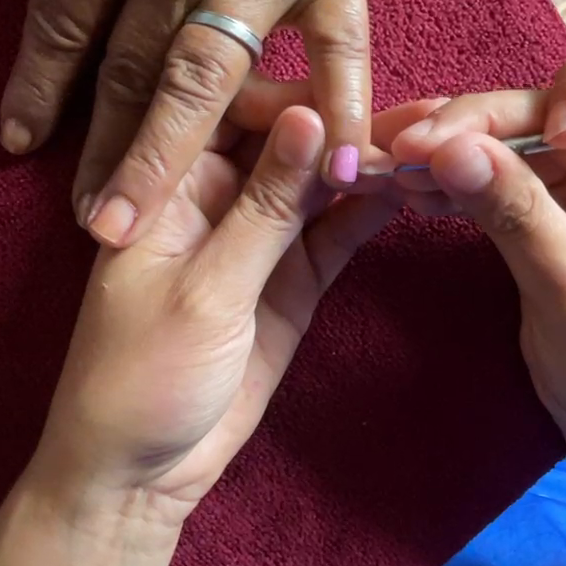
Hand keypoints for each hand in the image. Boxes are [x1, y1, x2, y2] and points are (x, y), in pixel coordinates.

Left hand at [0, 0, 453, 248]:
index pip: (62, 16)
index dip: (36, 88)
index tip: (20, 145)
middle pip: (129, 72)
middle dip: (102, 154)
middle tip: (89, 227)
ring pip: (209, 82)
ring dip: (173, 162)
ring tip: (150, 229)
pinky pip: (337, 55)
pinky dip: (337, 116)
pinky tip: (333, 178)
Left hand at [26, 100, 436, 523]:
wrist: (143, 470)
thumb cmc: (144, 374)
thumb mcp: (207, 288)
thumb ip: (264, 206)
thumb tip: (311, 119)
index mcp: (169, 185)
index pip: (233, 112)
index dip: (292, 98)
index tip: (352, 94)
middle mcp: (216, 200)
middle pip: (285, 146)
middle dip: (341, 131)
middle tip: (411, 123)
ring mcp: (258, 241)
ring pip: (315, 188)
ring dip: (362, 172)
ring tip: (422, 154)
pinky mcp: (289, 280)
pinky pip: (332, 236)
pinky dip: (363, 217)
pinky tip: (405, 194)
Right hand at [389, 32, 565, 460]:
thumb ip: (514, 210)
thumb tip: (445, 146)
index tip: (552, 132)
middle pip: (554, 106)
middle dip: (484, 123)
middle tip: (411, 144)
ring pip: (514, 140)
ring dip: (453, 149)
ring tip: (392, 162)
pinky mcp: (548, 213)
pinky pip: (496, 180)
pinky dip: (454, 182)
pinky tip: (407, 187)